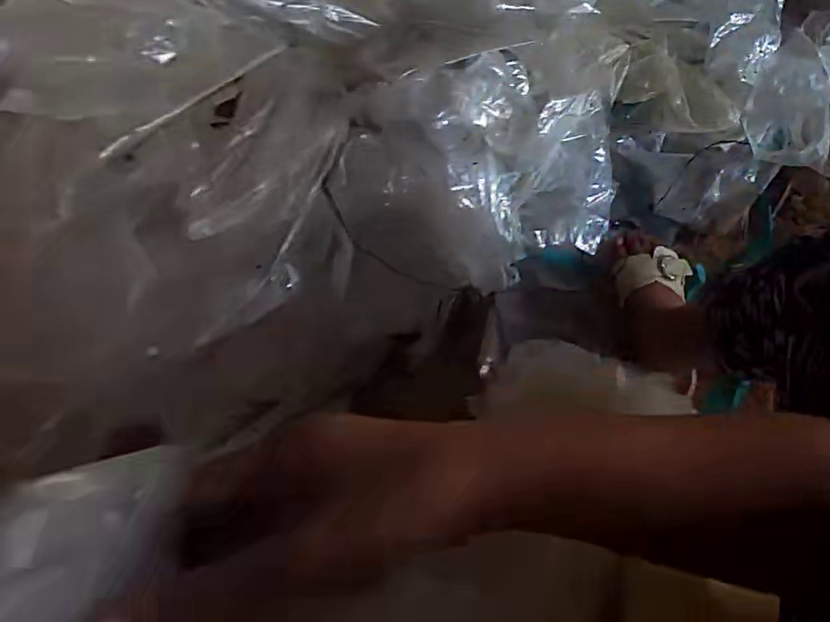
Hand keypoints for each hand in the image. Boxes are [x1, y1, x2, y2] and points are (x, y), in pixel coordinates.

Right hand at [111, 415, 491, 621]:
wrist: (503, 474)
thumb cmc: (406, 501)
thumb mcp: (304, 551)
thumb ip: (210, 589)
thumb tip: (109, 617)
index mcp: (288, 447)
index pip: (185, 496)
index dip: (140, 548)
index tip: (102, 600)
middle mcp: (310, 449)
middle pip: (221, 510)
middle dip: (183, 564)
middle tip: (148, 616)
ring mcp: (344, 466)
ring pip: (262, 521)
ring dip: (231, 566)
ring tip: (196, 613)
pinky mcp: (372, 488)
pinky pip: (302, 525)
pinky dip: (276, 557)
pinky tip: (263, 594)